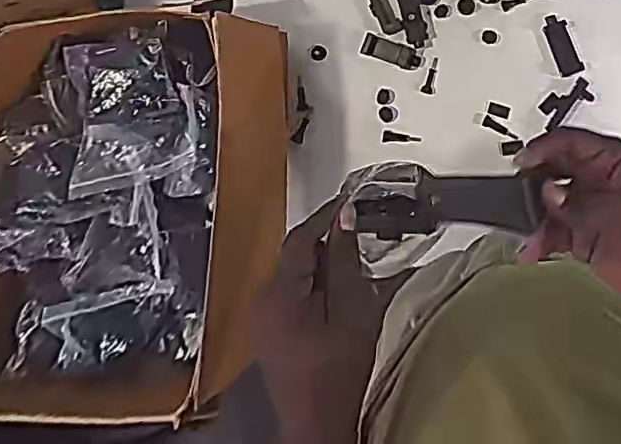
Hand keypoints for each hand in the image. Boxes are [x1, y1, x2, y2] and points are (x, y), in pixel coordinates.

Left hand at [250, 197, 383, 443]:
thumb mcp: (352, 308)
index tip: (350, 199)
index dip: (327, 215)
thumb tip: (344, 215)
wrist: (318, 427)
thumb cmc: (338, 370)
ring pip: (296, 271)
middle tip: (359, 232)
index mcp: (279, 294)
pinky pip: (292, 290)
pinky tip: (337, 289)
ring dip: (323, 262)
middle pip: (296, 253)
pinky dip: (315, 282)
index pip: (301, 237)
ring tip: (353, 260)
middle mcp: (262, 301)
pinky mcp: (268, 331)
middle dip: (327, 240)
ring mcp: (262, 318)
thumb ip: (345, 259)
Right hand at [514, 128, 620, 309]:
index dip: (542, 148)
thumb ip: (573, 205)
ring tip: (527, 236)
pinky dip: (550, 238)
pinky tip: (538, 249)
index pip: (568, 142)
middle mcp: (604, 178)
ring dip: (541, 219)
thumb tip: (548, 193)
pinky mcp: (599, 232)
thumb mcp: (608, 218)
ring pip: (559, 204)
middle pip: (559, 171)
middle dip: (536, 187)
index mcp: (612, 160)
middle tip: (518, 198)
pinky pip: (566, 228)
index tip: (522, 161)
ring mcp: (601, 205)